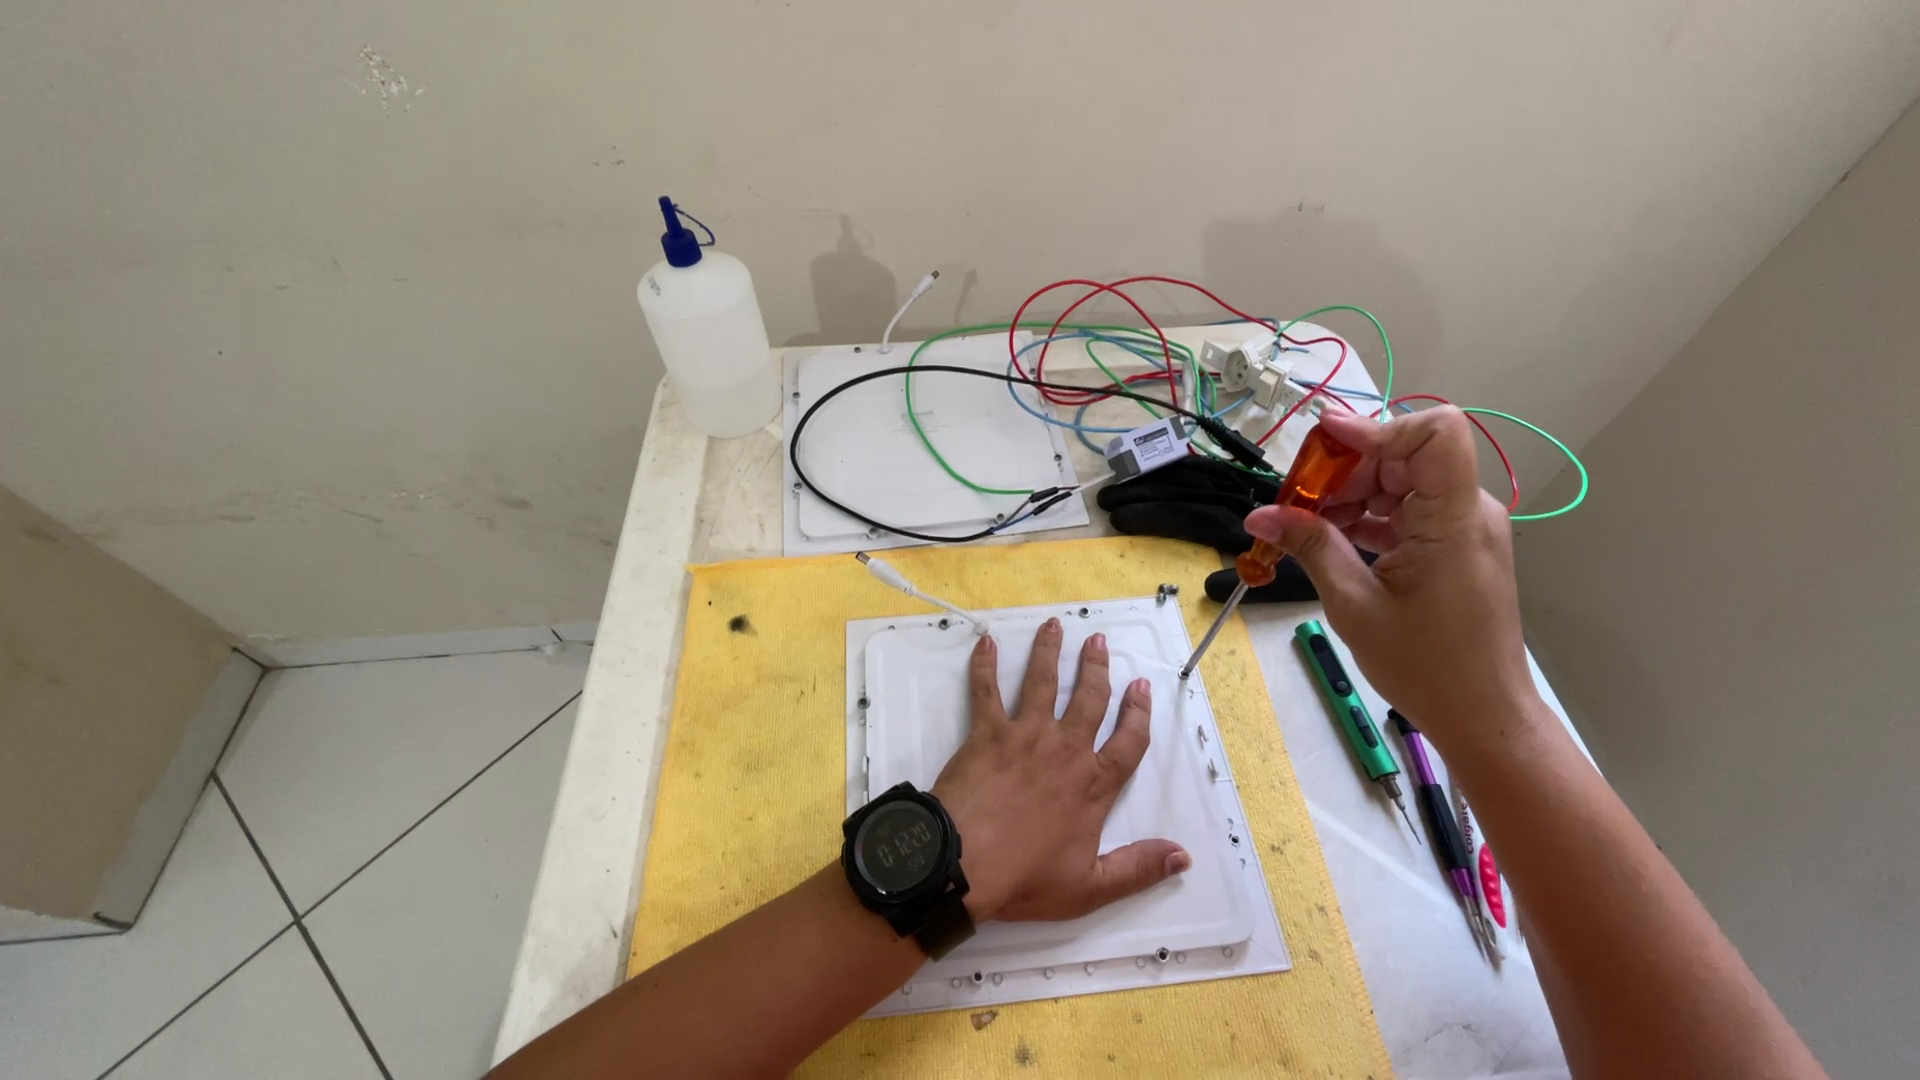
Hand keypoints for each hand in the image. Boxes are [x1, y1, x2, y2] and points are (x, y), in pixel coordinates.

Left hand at [932, 619, 1190, 922]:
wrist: (965, 864)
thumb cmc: (1026, 877)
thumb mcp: (1091, 886)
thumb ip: (1139, 868)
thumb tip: (1184, 857)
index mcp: (1092, 785)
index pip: (1127, 743)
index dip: (1138, 714)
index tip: (1141, 688)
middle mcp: (1064, 749)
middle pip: (1088, 699)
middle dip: (1096, 668)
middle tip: (1099, 641)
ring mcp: (1025, 735)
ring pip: (1041, 681)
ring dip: (1049, 651)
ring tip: (1054, 626)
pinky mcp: (987, 732)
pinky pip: (986, 690)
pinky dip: (984, 664)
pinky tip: (985, 642)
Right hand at [1246, 407, 1542, 749]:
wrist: (1483, 715)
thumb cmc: (1424, 666)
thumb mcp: (1353, 605)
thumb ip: (1310, 548)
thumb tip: (1259, 515)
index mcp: (1453, 520)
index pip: (1434, 434)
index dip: (1375, 428)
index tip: (1319, 449)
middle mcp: (1467, 511)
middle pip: (1404, 455)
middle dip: (1344, 469)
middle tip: (1294, 502)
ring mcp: (1461, 528)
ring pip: (1401, 481)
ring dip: (1349, 494)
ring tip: (1303, 525)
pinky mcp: (1452, 545)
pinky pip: (1406, 510)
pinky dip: (1366, 516)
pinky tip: (1329, 540)